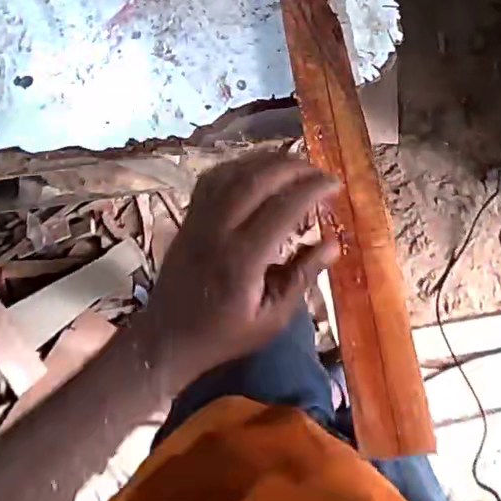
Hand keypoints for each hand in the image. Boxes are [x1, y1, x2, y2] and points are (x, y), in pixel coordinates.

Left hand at [135, 146, 338, 385]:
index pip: (283, 209)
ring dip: (270, 161)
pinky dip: (242, 165)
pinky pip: (216, 176)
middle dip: (294, 168)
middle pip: (258, 179)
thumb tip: (333, 244)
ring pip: (236, 172)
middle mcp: (219, 230)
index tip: (334, 184)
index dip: (312, 190)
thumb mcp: (272, 319)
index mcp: (242, 259)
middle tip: (319, 171)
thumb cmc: (224, 334)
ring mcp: (201, 217)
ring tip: (297, 165)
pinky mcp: (190, 214)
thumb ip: (302, 277)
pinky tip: (260, 168)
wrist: (166, 340)